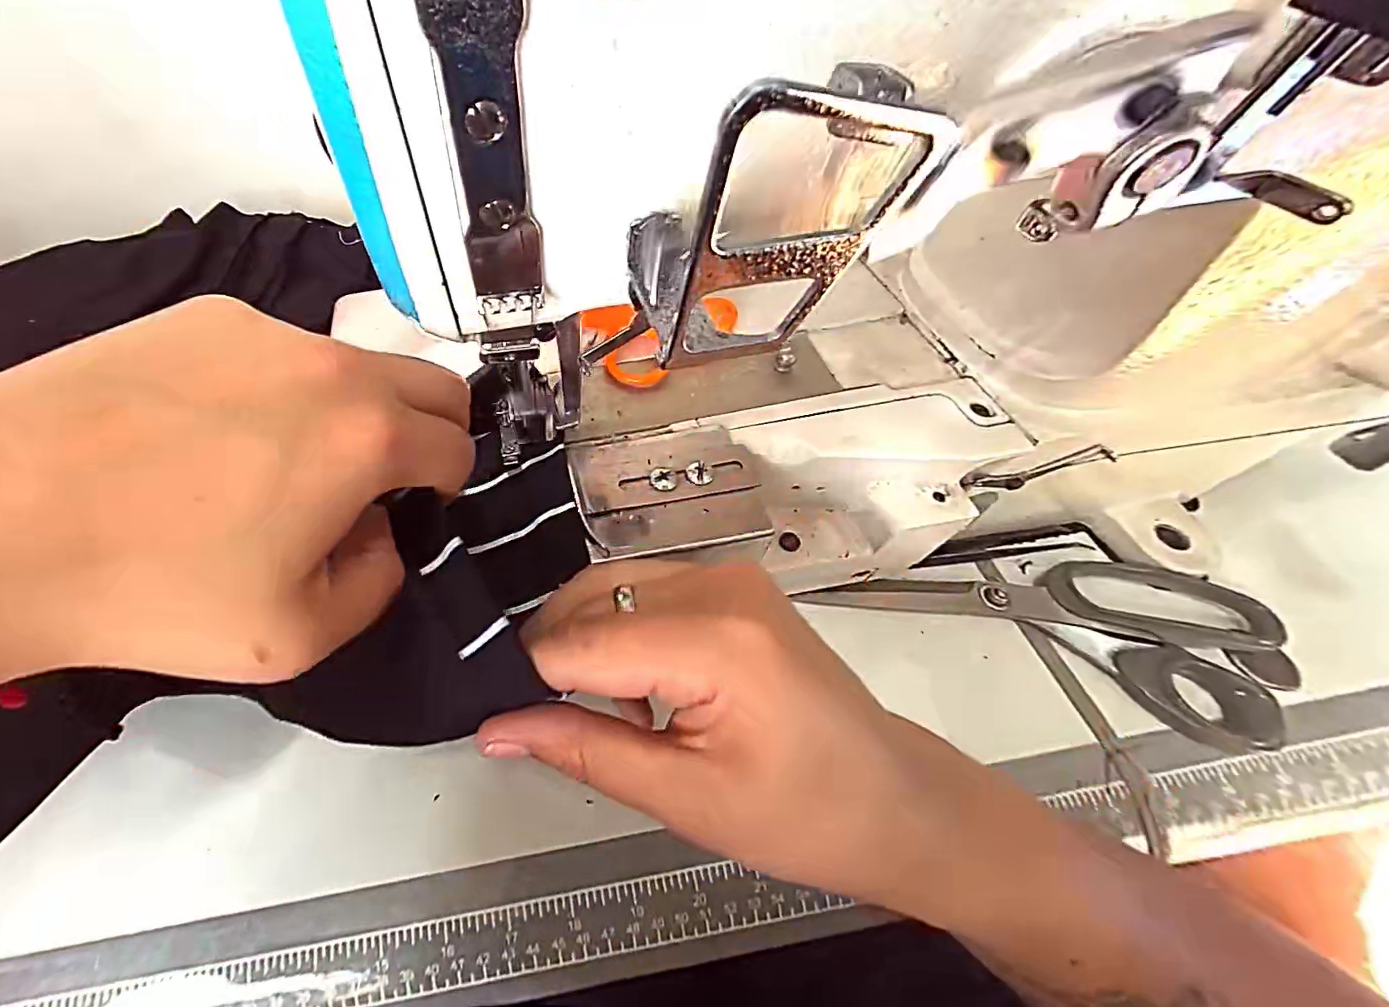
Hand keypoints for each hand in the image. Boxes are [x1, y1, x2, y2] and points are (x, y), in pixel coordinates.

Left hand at [0, 296, 473, 739]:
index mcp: (368, 436)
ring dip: (357, 409)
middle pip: (436, 383)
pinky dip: (285, 388)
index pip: (458, 447)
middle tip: (383, 479)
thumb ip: (378, 583)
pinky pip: (281, 350)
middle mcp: (330, 364)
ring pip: (358, 363)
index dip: (447, 486)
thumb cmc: (150, 592)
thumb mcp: (299, 636)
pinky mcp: (198, 316)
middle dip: (432, 432)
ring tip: (284, 460)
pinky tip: (216, 432)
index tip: (410, 510)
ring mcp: (262, 329)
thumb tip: (377, 532)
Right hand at [475, 560, 1057, 921]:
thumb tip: (498, 727)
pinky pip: (647, 588)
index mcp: (716, 639)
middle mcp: (721, 585)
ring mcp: (730, 575)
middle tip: (538, 716)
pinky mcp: (733, 582)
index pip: (585, 640)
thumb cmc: (804, 814)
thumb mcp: (684, 797)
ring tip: (601, 707)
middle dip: (553, 652)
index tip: (495, 710)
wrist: (893, 796)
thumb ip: (583, 748)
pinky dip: (621, 628)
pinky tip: (640, 684)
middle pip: (593, 596)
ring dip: (586, 639)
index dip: (530, 675)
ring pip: (614, 584)